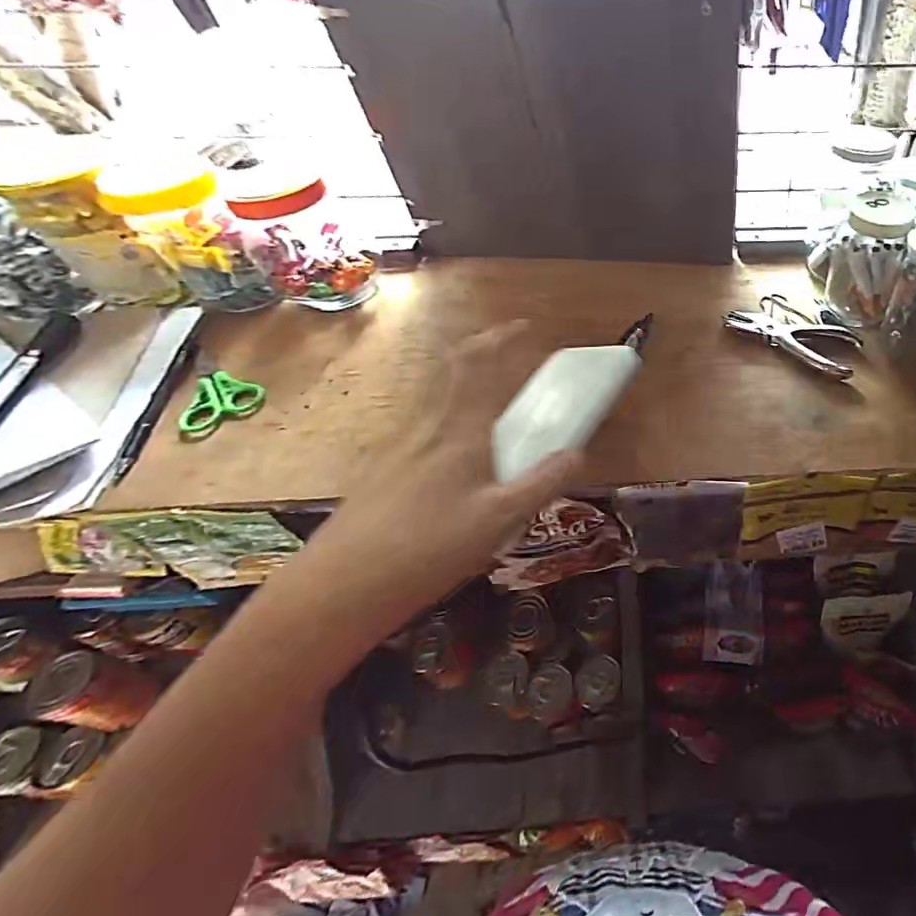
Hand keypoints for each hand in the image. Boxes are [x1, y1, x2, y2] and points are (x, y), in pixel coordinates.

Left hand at [301, 323, 579, 614]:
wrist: (339, 588)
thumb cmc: (427, 548)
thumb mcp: (499, 519)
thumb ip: (542, 482)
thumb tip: (576, 453)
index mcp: (457, 432)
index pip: (474, 366)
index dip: (498, 339)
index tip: (521, 327)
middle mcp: (425, 430)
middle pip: (452, 376)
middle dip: (484, 359)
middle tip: (514, 364)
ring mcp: (398, 450)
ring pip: (439, 406)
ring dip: (469, 396)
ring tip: (499, 423)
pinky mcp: (383, 474)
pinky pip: (428, 434)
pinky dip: (454, 430)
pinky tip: (463, 471)